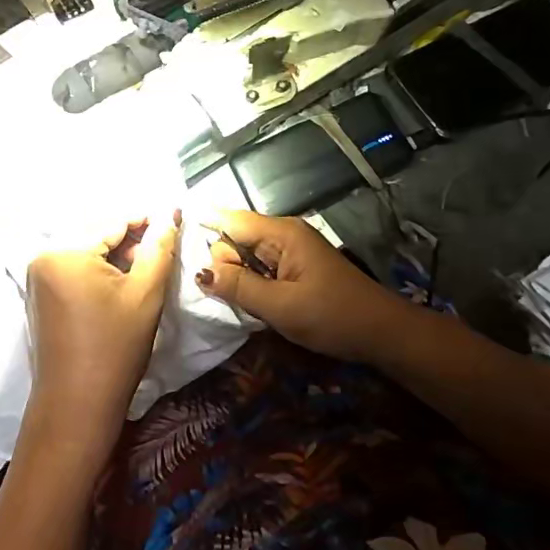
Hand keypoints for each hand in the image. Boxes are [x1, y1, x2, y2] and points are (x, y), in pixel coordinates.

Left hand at [24, 211, 180, 425]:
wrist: (78, 407)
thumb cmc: (115, 345)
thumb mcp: (146, 291)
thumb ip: (159, 247)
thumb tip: (170, 214)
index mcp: (63, 253)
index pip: (113, 222)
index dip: (148, 219)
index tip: (176, 218)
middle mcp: (43, 260)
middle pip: (99, 236)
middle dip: (134, 239)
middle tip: (166, 247)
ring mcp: (40, 280)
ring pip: (92, 253)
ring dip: (121, 256)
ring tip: (151, 266)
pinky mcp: (43, 298)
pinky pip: (80, 271)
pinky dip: (106, 271)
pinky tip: (129, 283)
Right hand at [196, 209, 414, 362]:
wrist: (378, 329)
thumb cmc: (332, 316)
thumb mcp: (281, 306)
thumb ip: (239, 288)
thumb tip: (199, 271)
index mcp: (283, 234)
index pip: (232, 220)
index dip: (203, 225)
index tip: (170, 234)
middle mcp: (285, 234)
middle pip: (237, 237)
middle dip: (222, 262)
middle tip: (226, 295)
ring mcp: (292, 250)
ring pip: (248, 254)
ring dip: (235, 274)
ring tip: (232, 300)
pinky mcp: (296, 267)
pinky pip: (262, 266)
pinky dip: (250, 281)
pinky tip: (247, 300)